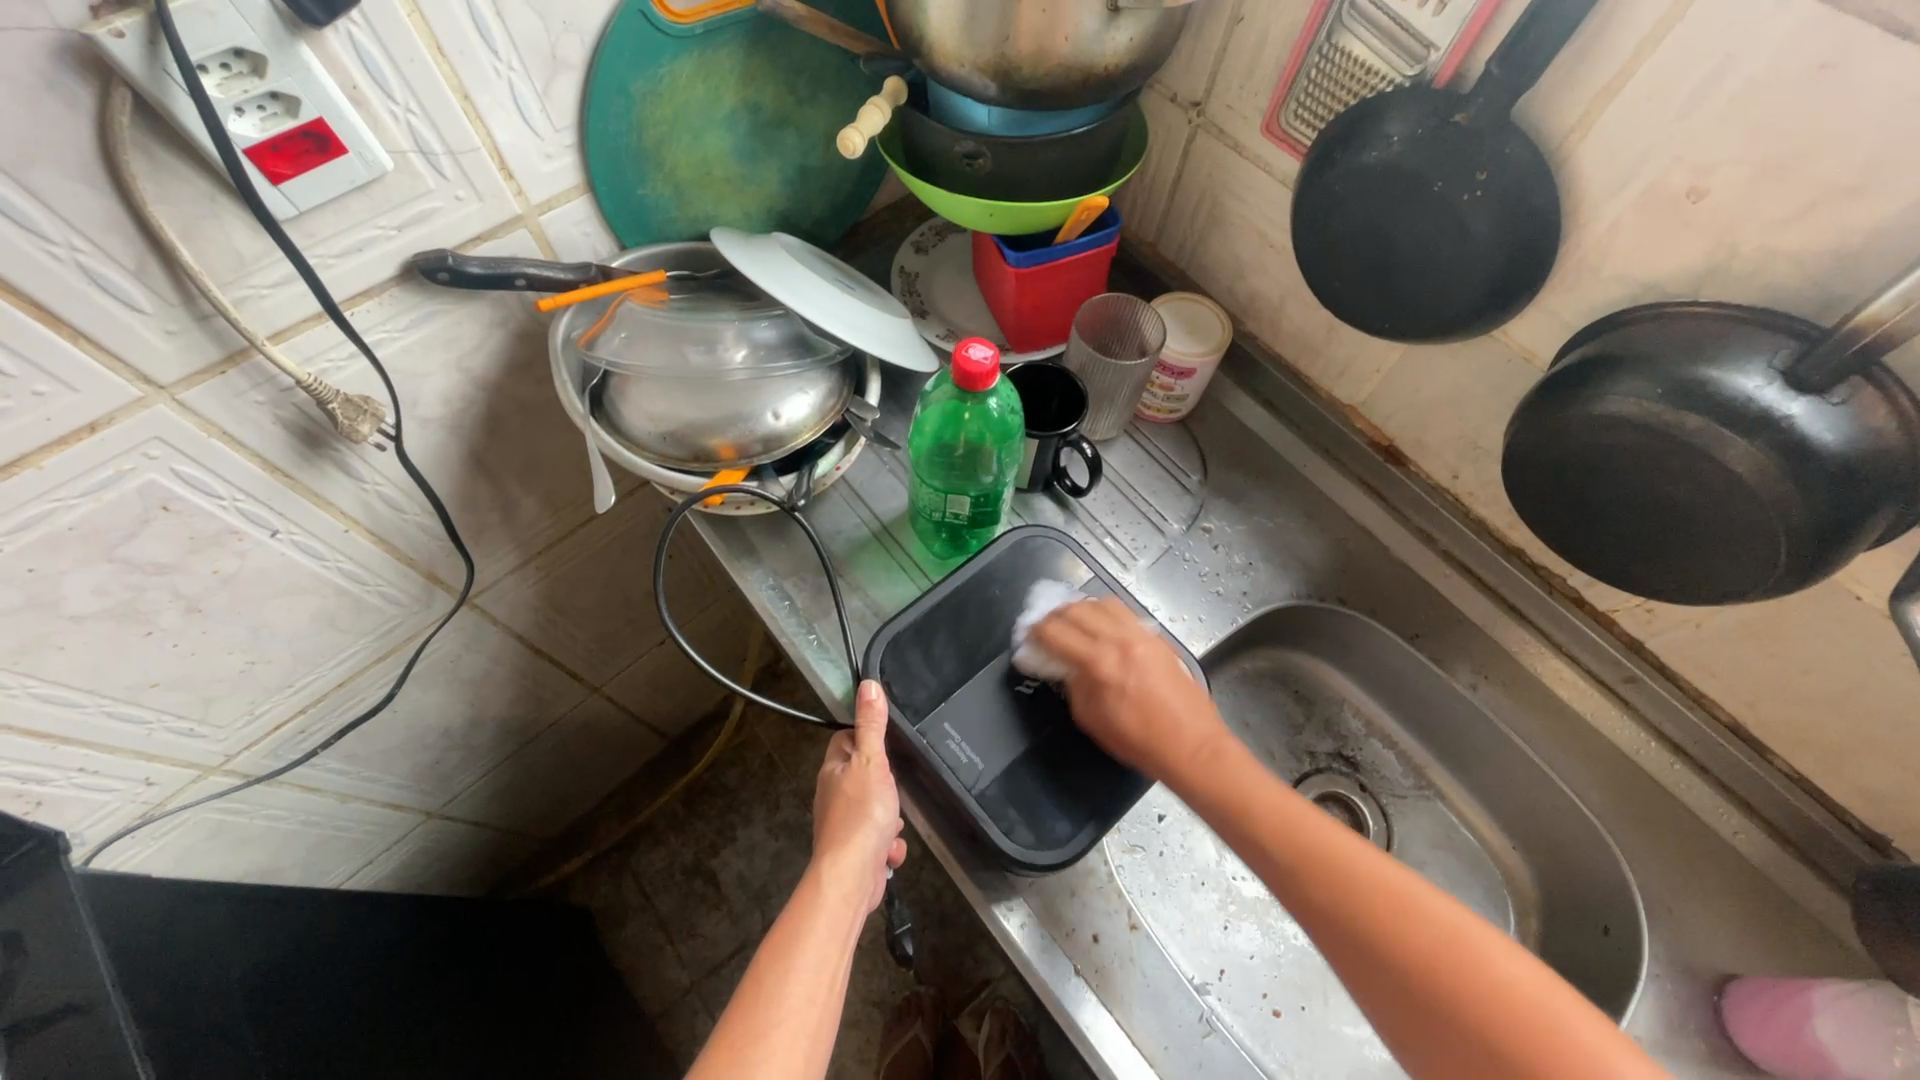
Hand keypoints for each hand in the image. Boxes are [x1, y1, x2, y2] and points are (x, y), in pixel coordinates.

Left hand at [811, 680, 906, 911]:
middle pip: (863, 776)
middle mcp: (834, 795)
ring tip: (895, 823)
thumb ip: (872, 726)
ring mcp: (844, 825)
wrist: (852, 876)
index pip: (845, 740)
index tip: (886, 742)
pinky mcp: (856, 851)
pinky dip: (889, 845)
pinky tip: (891, 850)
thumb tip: (867, 684)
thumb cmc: (862, 814)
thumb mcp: (872, 762)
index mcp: (833, 771)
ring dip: (891, 819)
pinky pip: (878, 840)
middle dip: (886, 784)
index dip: (864, 737)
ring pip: (875, 810)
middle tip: (896, 788)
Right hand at [1029, 597, 1232, 783]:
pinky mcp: (1158, 638)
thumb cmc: (1138, 741)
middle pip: (1077, 609)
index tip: (1029, 636)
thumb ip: (1073, 686)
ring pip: (1103, 602)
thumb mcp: (1091, 719)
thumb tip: (1065, 667)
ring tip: (1073, 621)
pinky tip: (1102, 626)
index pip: (1055, 631)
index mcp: (1099, 663)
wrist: (1190, 744)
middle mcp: (1119, 640)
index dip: (1035, 632)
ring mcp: (1142, 635)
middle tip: (1046, 627)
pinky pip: (1125, 613)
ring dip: (1081, 608)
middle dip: (1054, 615)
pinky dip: (1106, 613)